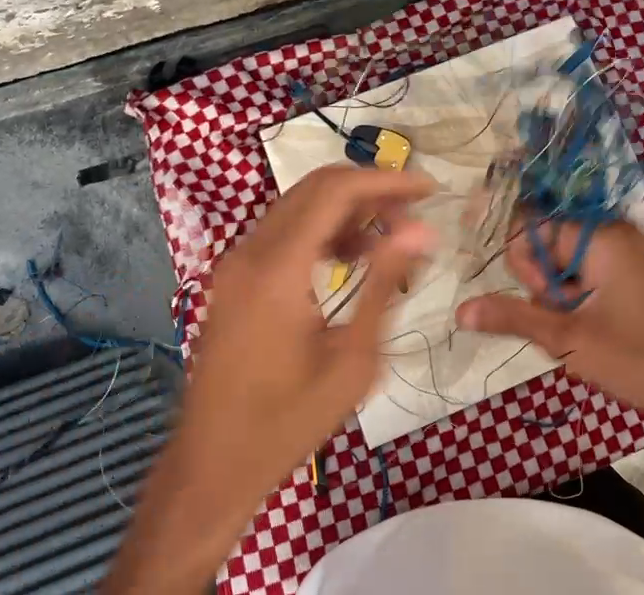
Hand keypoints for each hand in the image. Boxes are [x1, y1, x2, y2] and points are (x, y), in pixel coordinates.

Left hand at [105, 165, 436, 594]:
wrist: (213, 463)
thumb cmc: (288, 420)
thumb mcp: (352, 360)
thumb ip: (384, 285)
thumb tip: (420, 231)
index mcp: (278, 268)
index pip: (335, 191)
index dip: (386, 180)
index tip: (429, 188)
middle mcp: (250, 252)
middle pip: (314, 188)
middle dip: (369, 190)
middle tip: (414, 213)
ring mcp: (235, 263)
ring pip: (297, 206)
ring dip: (346, 210)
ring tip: (391, 238)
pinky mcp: (233, 278)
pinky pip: (281, 232)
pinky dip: (319, 230)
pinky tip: (351, 259)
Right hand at [455, 217, 643, 426]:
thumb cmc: (642, 358)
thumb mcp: (569, 340)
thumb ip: (513, 317)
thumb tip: (460, 310)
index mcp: (597, 235)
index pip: (528, 226)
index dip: (524, 265)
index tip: (543, 302)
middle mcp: (612, 232)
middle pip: (546, 245)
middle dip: (544, 287)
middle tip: (569, 324)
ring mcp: (626, 253)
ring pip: (564, 265)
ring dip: (562, 300)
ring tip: (586, 335)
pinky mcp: (634, 274)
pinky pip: (587, 276)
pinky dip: (581, 302)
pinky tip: (596, 333)